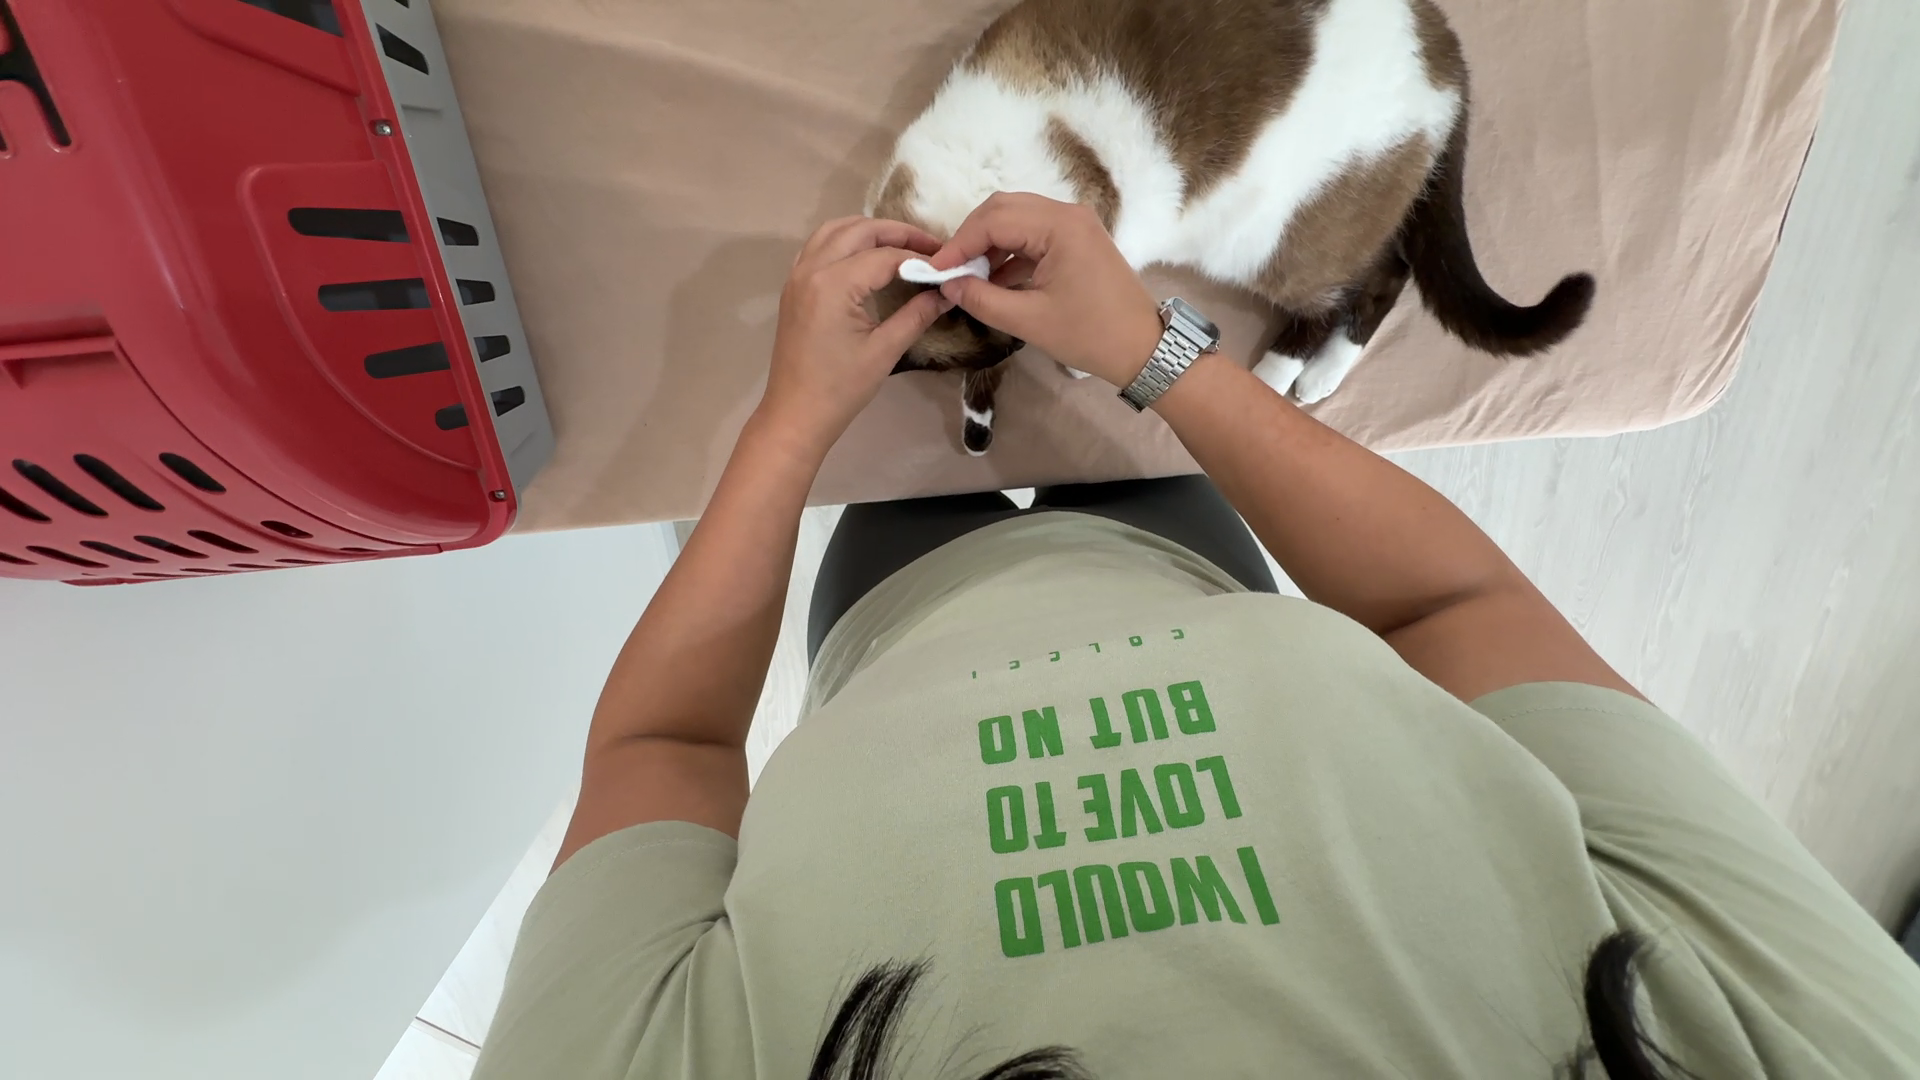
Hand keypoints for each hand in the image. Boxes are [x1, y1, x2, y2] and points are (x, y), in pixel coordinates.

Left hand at [760, 216, 948, 452]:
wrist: (797, 413)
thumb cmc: (841, 388)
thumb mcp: (885, 351)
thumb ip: (917, 315)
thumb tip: (945, 293)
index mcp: (834, 284)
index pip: (885, 256)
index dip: (918, 257)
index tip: (945, 264)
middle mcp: (812, 269)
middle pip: (859, 230)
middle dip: (896, 234)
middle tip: (930, 247)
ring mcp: (798, 276)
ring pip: (835, 230)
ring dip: (868, 231)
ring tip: (900, 246)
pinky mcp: (794, 287)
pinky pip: (819, 246)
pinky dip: (844, 241)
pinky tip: (865, 257)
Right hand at [925, 193, 1164, 385]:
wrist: (1142, 348)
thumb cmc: (1089, 335)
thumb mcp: (1029, 321)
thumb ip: (982, 299)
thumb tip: (947, 284)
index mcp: (1059, 226)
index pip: (993, 219)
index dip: (959, 243)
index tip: (935, 270)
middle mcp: (1068, 213)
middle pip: (1003, 209)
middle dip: (971, 238)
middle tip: (949, 270)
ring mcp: (1075, 224)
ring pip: (1017, 219)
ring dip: (989, 244)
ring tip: (968, 277)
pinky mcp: (1078, 240)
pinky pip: (1034, 235)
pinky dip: (1009, 253)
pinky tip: (993, 279)